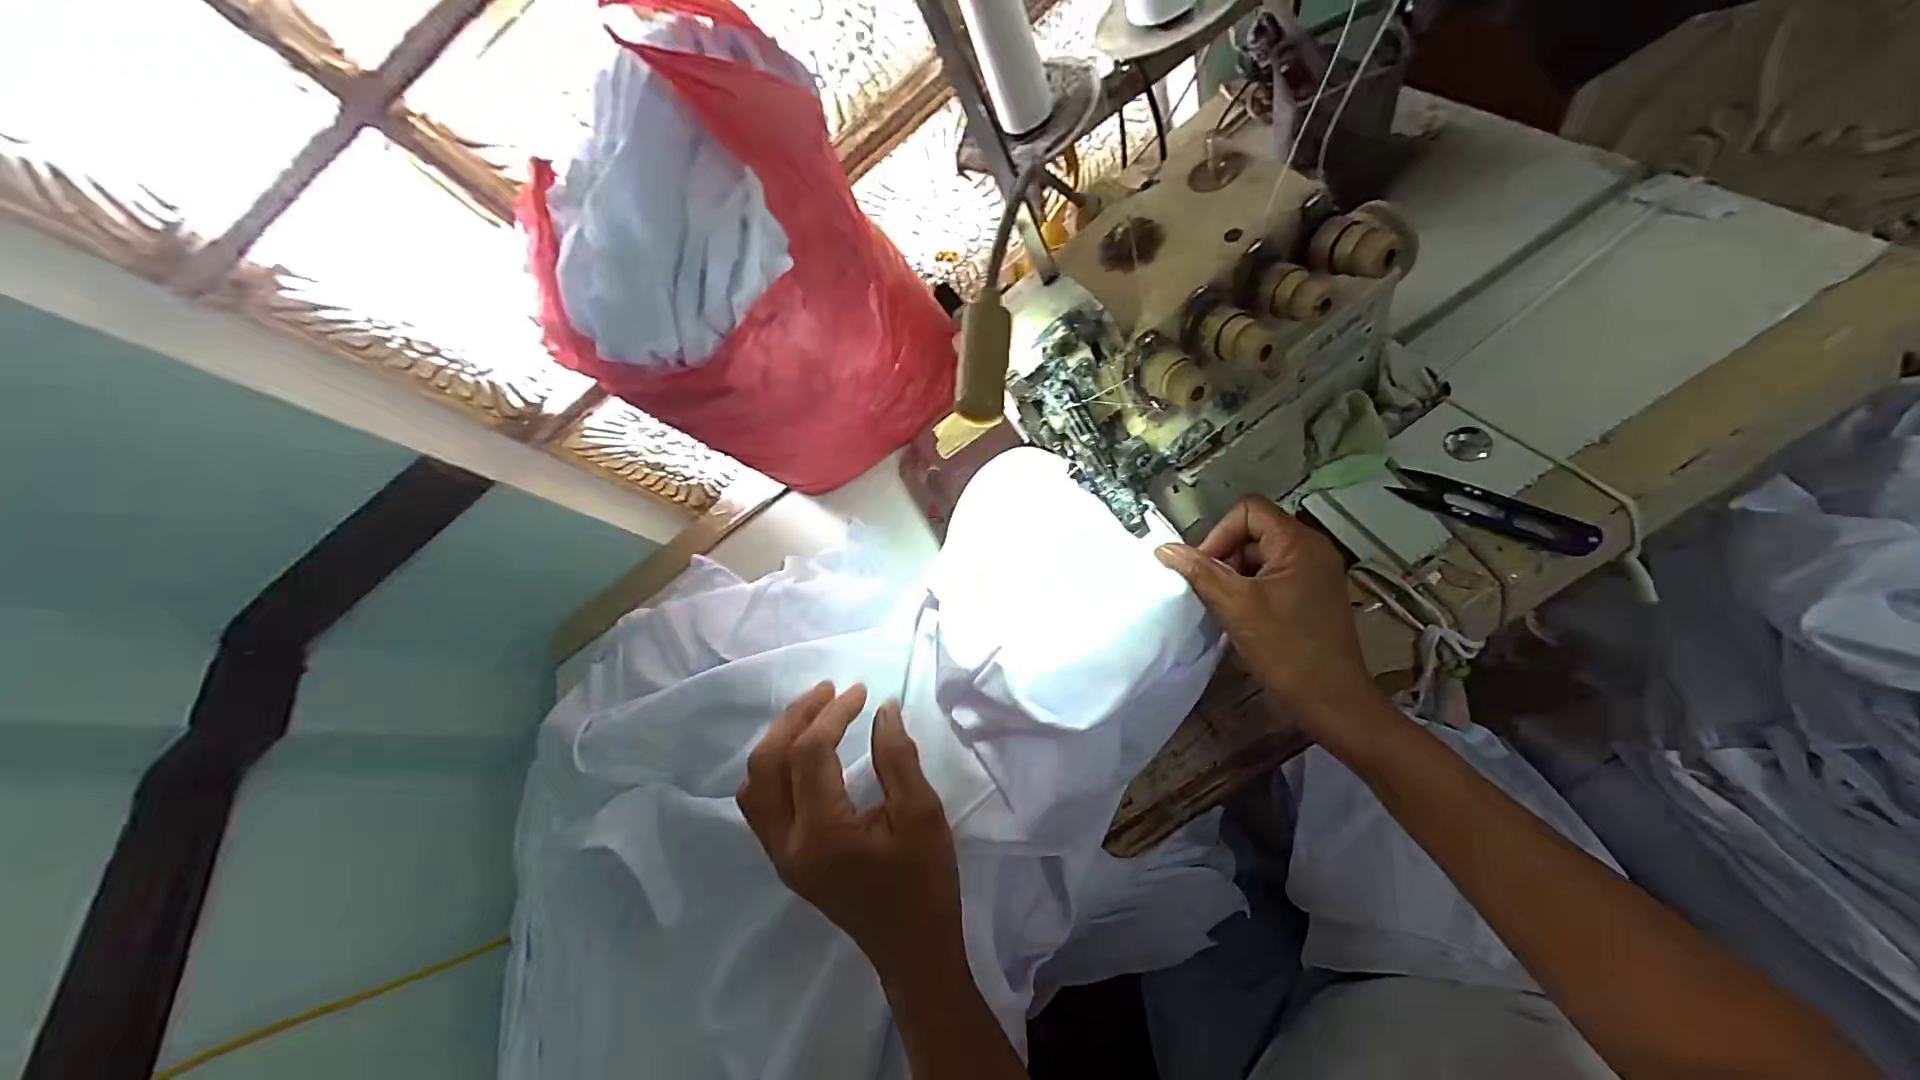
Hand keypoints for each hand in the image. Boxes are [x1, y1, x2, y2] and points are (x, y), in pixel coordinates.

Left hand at [736, 682, 964, 983]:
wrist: (913, 949)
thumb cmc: (924, 883)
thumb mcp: (922, 815)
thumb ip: (897, 757)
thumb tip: (882, 709)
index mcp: (822, 834)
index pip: (809, 754)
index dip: (834, 714)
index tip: (862, 691)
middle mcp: (787, 844)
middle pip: (768, 762)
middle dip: (797, 717)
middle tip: (829, 690)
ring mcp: (779, 855)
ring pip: (755, 782)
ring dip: (779, 740)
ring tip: (813, 714)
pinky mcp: (784, 858)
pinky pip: (760, 802)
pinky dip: (774, 767)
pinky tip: (803, 753)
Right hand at [1155, 496, 1378, 732]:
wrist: (1333, 701)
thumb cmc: (1286, 650)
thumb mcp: (1235, 606)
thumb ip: (1199, 572)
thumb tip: (1165, 549)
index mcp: (1299, 543)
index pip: (1249, 511)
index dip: (1219, 534)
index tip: (1205, 569)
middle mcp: (1312, 549)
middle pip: (1254, 531)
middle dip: (1224, 556)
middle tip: (1209, 590)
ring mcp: (1316, 573)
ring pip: (1260, 555)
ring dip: (1234, 575)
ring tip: (1224, 606)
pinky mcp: (1313, 594)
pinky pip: (1272, 575)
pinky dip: (1250, 589)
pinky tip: (1241, 616)